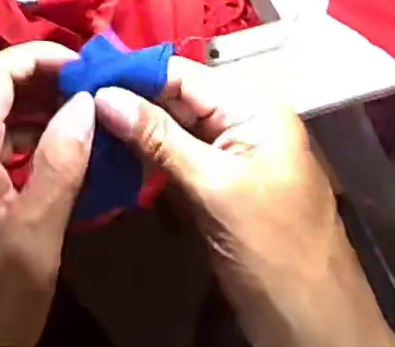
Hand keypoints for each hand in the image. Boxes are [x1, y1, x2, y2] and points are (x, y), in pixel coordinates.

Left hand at [0, 42, 94, 346]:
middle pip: (0, 86)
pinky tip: (67, 154)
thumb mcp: (36, 234)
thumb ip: (62, 161)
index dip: (43, 56)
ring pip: (1, 114)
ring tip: (91, 117)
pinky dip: (34, 138)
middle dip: (49, 79)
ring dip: (44, 108)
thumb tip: (86, 101)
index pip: (0, 69)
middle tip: (98, 90)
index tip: (87, 68)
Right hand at [94, 59, 394, 346]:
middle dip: (130, 102)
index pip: (182, 74)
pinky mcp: (221, 184)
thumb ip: (159, 138)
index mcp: (252, 106)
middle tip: (75, 106)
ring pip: (174, 128)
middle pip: (176, 97)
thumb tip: (103, 95)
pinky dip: (150, 159)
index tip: (82, 78)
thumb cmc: (273, 250)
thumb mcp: (214, 189)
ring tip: (84, 130)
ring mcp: (232, 153)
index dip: (133, 74)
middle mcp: (243, 118)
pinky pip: (180, 157)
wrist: (319, 331)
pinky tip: (113, 160)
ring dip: (135, 132)